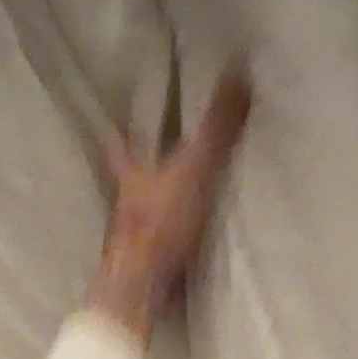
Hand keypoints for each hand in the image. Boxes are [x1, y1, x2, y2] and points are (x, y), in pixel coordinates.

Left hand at [85, 66, 251, 339]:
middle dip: (141, 167)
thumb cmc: (158, 226)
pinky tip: (189, 237)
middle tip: (158, 152)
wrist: (140, 289)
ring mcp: (134, 237)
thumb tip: (239, 69)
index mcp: (129, 174)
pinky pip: (162, 242)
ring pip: (144, 211)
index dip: (120, 130)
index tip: (121, 118)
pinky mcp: (147, 265)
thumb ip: (217, 127)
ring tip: (180, 191)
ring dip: (158, 203)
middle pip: (129, 179)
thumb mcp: (194, 169)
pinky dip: (173, 237)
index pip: (118, 143)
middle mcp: (125, 204)